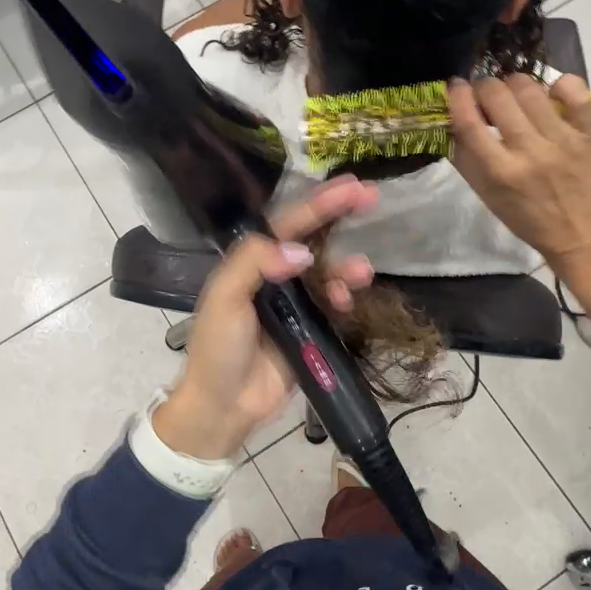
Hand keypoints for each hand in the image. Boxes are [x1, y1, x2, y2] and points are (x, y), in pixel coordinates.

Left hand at [153, 177, 378, 459]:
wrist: (225, 405)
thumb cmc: (218, 347)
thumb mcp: (225, 297)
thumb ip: (255, 263)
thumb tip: (302, 250)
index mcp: (249, 263)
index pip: (287, 224)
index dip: (318, 203)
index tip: (351, 185)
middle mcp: (274, 276)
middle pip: (312, 239)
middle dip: (341, 217)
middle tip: (372, 197)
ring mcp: (295, 304)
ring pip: (328, 271)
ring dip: (347, 265)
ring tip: (363, 270)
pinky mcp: (311, 330)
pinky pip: (334, 304)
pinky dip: (344, 296)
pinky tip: (348, 298)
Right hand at [449, 74, 590, 274]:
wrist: (578, 232)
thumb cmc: (524, 216)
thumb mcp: (485, 194)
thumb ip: (465, 158)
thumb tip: (449, 118)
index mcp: (501, 172)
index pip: (470, 123)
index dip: (458, 97)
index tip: (456, 86)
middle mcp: (531, 152)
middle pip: (498, 97)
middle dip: (485, 86)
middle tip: (485, 94)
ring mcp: (563, 140)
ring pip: (531, 89)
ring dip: (514, 83)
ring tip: (514, 93)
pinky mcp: (589, 134)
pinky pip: (576, 92)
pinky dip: (560, 84)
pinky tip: (550, 93)